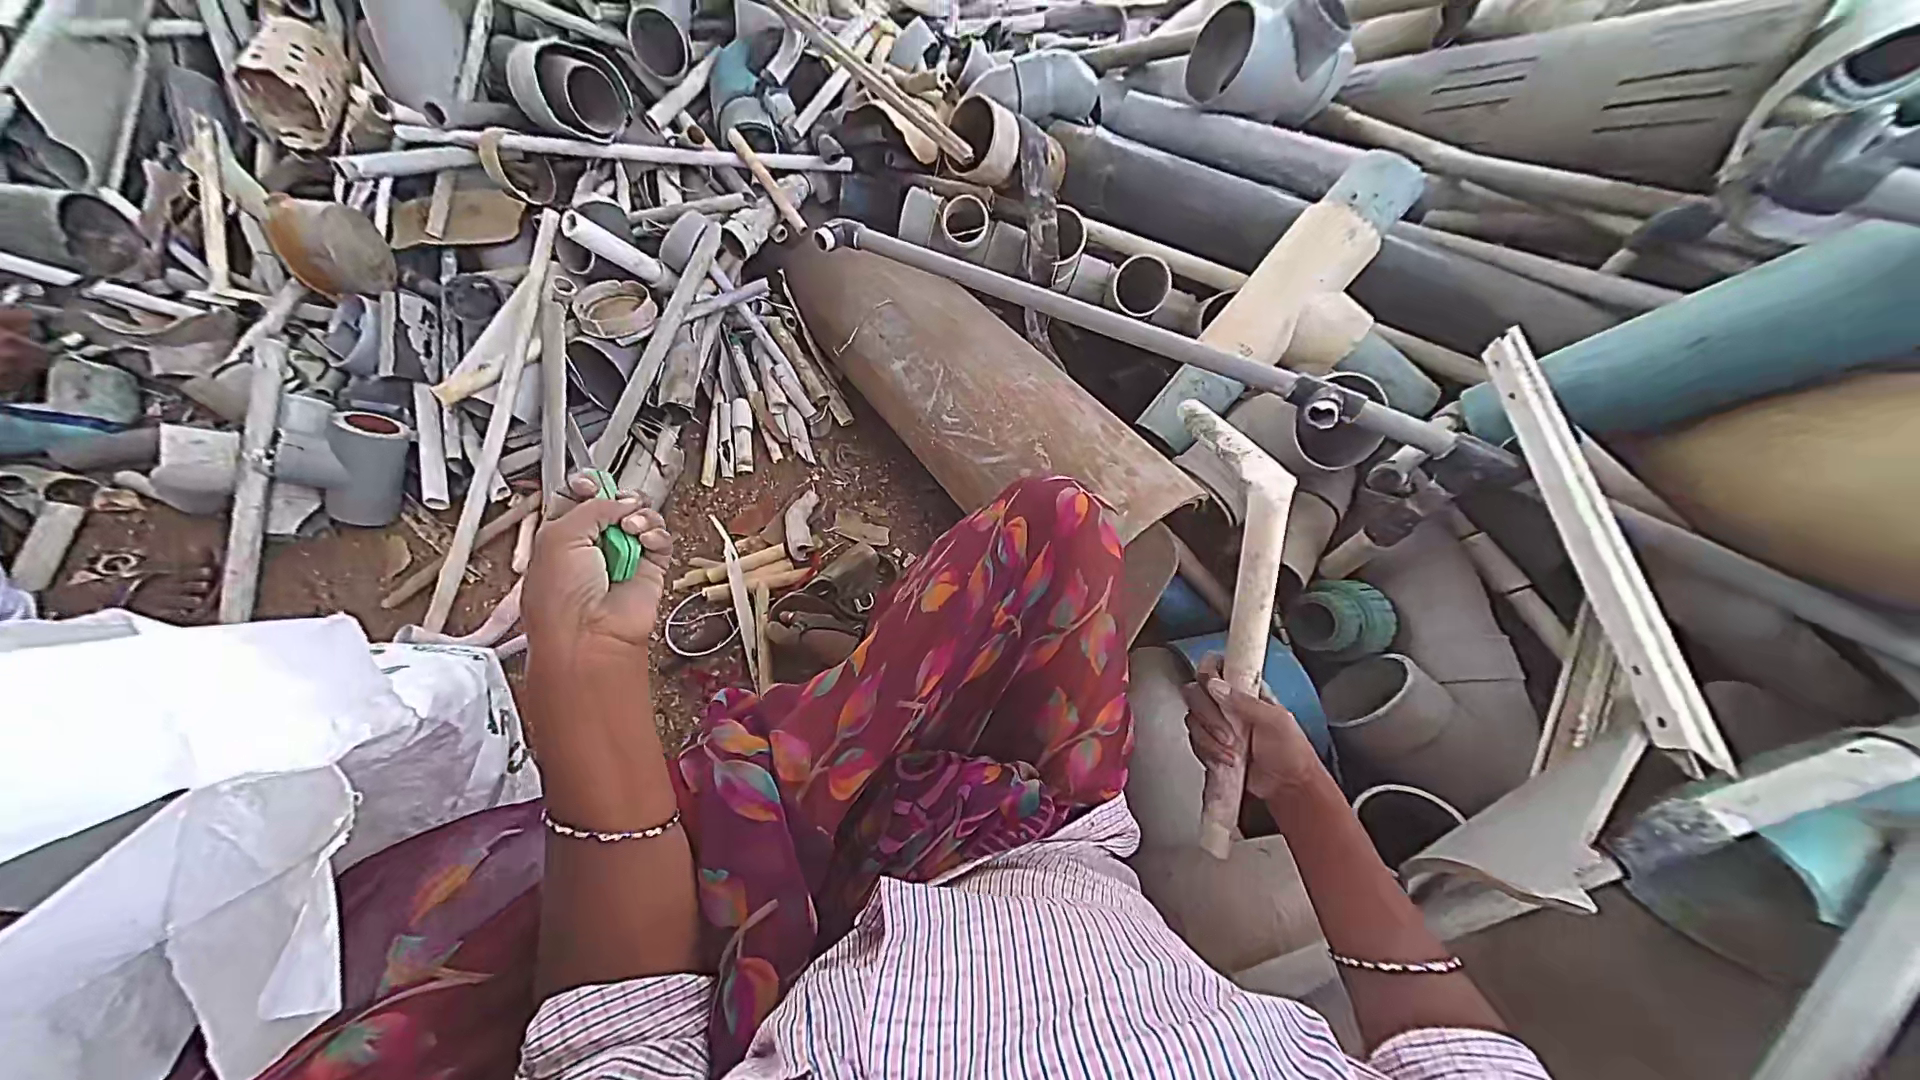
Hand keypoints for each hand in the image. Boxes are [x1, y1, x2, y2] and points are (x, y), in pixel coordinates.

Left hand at [522, 474, 672, 659]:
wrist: (590, 633)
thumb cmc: (561, 596)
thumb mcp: (559, 536)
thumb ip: (592, 508)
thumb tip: (623, 502)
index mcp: (562, 536)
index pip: (578, 500)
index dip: (587, 487)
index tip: (590, 485)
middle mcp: (594, 545)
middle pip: (615, 505)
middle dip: (619, 500)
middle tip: (618, 506)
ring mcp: (624, 556)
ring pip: (642, 519)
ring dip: (640, 518)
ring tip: (632, 529)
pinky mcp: (651, 569)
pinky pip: (661, 541)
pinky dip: (657, 535)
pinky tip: (646, 542)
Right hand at [1181, 653, 1328, 799]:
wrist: (1288, 789)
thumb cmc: (1291, 753)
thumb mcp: (1276, 721)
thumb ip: (1245, 701)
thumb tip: (1214, 684)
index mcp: (1245, 689)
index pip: (1216, 666)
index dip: (1207, 672)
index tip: (1211, 687)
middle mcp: (1227, 703)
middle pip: (1196, 692)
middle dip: (1208, 715)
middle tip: (1228, 733)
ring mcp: (1216, 724)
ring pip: (1193, 718)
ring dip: (1210, 737)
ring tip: (1233, 751)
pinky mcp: (1209, 744)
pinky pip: (1194, 740)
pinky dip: (1208, 751)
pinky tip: (1227, 759)